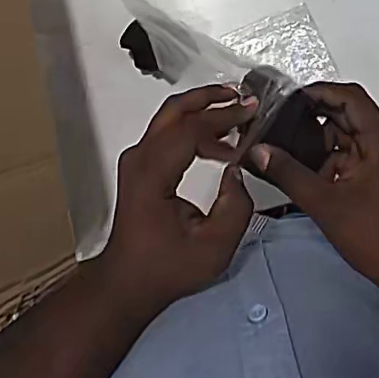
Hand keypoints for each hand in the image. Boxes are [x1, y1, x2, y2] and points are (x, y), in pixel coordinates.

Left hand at [94, 84, 256, 319]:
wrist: (128, 281)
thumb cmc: (167, 267)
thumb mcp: (213, 249)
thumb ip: (235, 208)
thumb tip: (237, 171)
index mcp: (152, 173)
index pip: (189, 130)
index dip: (223, 120)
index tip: (250, 118)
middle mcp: (140, 157)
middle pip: (175, 110)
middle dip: (210, 98)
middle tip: (242, 96)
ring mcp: (137, 158)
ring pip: (170, 116)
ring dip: (202, 107)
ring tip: (235, 108)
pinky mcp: (141, 163)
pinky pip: (168, 131)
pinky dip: (194, 124)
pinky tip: (218, 137)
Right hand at [249, 82, 378, 299]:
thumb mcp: (325, 203)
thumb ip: (288, 172)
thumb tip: (260, 151)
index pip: (349, 97)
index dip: (318, 92)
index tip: (291, 98)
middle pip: (349, 114)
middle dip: (314, 118)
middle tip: (283, 122)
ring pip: (350, 134)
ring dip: (322, 141)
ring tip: (291, 149)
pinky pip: (355, 152)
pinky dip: (333, 158)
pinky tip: (311, 172)